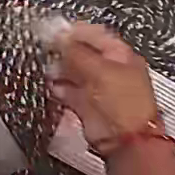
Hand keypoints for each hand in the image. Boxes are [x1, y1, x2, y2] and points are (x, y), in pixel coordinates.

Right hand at [48, 22, 160, 154]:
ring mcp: (98, 88)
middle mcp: (109, 70)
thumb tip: (60, 37)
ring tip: (49, 68)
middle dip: (63, 51)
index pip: (94, 34)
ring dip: (59, 70)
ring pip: (73, 72)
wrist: (125, 142)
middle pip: (81, 53)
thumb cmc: (126, 106)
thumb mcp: (99, 70)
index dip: (74, 31)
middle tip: (48, 49)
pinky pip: (69, 92)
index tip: (54, 31)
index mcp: (120, 55)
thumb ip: (77, 52)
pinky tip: (52, 87)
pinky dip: (59, 89)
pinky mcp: (87, 106)